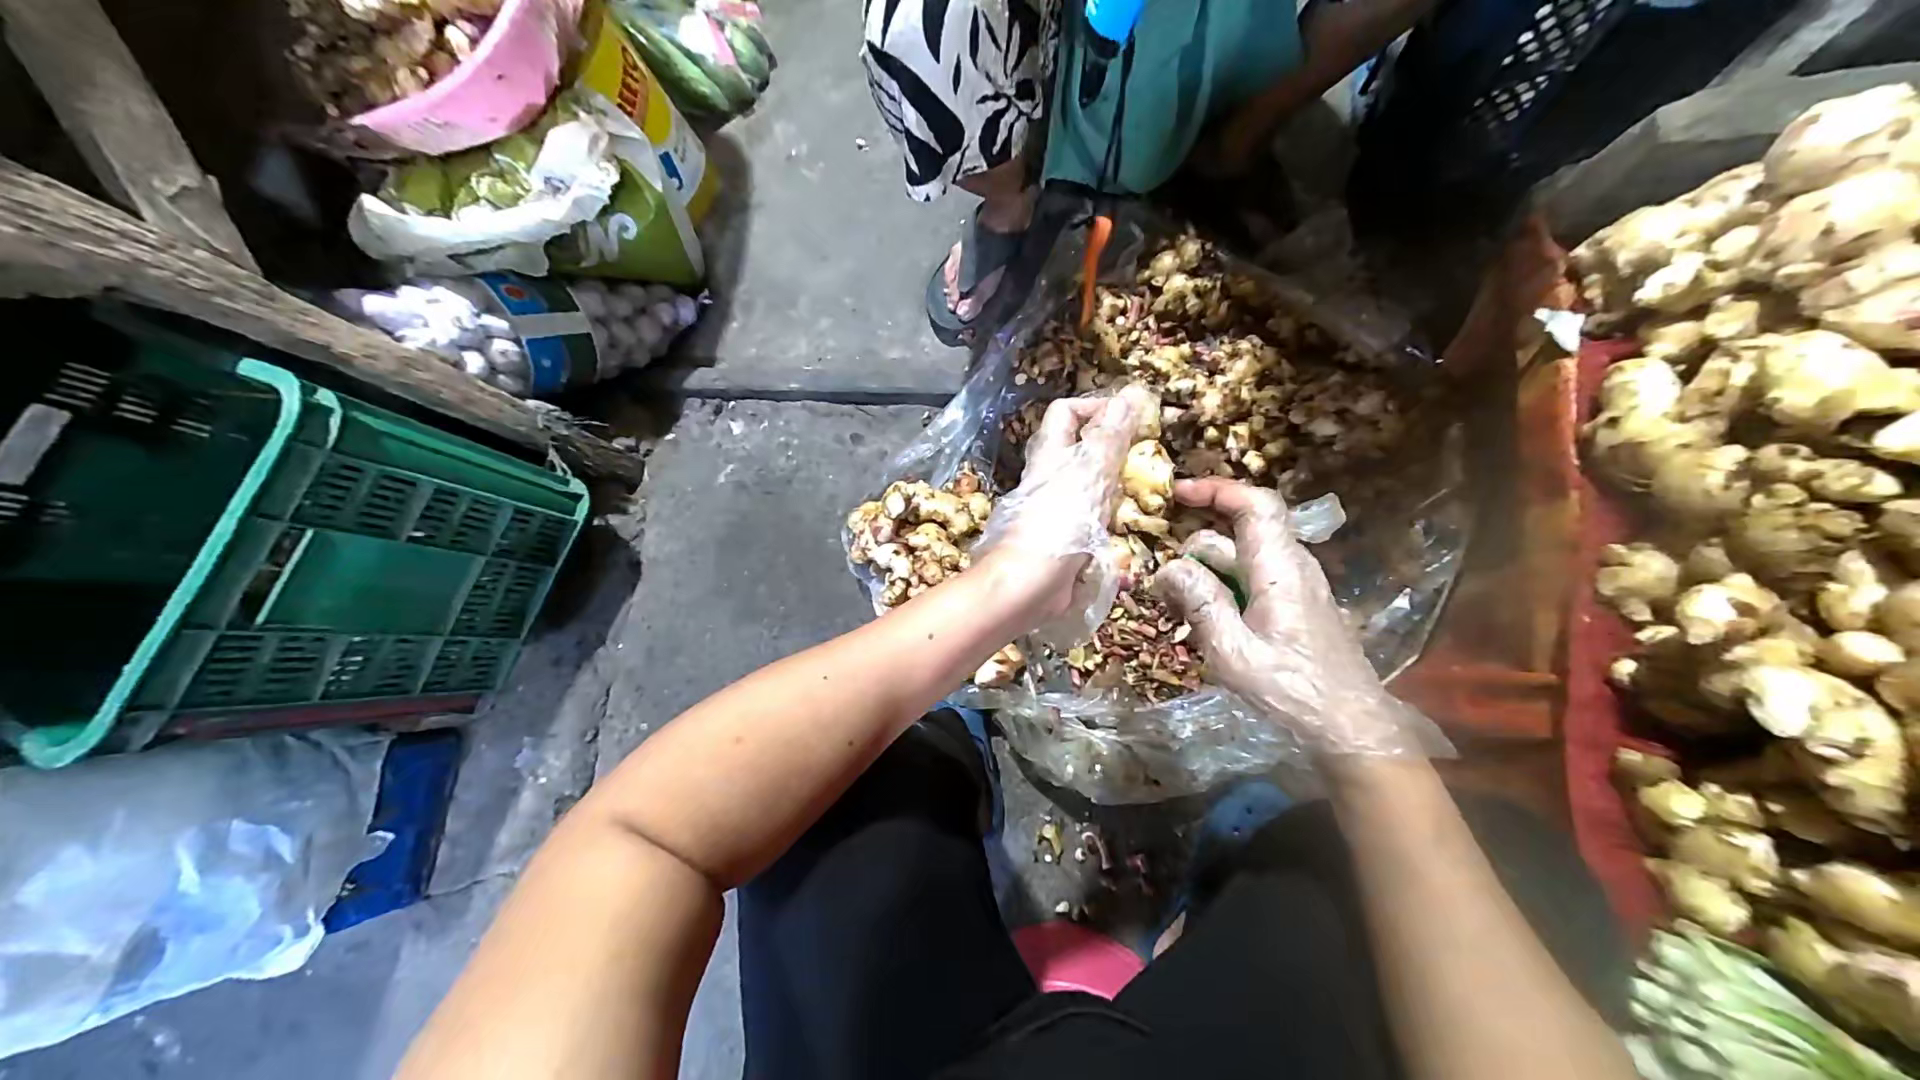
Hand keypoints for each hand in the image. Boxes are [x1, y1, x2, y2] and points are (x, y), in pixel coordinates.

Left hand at [972, 389, 1149, 634]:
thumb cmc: (1058, 522)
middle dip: (1113, 452)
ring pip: (1088, 488)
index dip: (1095, 408)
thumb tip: (1130, 395)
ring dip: (1114, 491)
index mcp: (1049, 455)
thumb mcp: (1090, 472)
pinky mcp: (1062, 541)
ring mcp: (1053, 512)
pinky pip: (1090, 524)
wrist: (1028, 585)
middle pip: (1080, 451)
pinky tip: (1125, 531)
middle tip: (1143, 460)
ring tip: (1140, 495)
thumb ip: (1111, 437)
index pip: (1066, 413)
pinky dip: (1108, 525)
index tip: (1130, 420)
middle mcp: (1048, 479)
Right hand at [1149, 477, 1442, 757]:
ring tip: (1178, 613)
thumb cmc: (1292, 691)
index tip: (1176, 494)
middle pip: (1237, 535)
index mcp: (1279, 569)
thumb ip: (1200, 603)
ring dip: (1205, 575)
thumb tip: (1169, 566)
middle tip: (1163, 590)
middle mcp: (1292, 566)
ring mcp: (1296, 586)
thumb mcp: (1233, 652)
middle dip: (1194, 552)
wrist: (1352, 726)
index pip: (1254, 505)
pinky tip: (1206, 625)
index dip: (1216, 490)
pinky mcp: (1295, 606)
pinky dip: (1222, 591)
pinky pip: (1251, 581)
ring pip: (1240, 560)